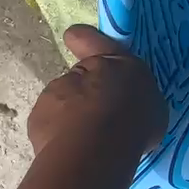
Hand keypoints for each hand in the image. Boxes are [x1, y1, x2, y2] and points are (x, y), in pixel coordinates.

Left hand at [26, 26, 167, 157]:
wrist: (96, 147)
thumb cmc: (134, 121)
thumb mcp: (151, 104)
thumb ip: (135, 98)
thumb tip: (128, 107)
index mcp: (116, 61)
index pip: (93, 39)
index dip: (84, 39)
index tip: (74, 38)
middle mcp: (84, 70)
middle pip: (80, 77)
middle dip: (86, 93)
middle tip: (100, 118)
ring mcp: (56, 91)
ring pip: (63, 103)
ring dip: (71, 117)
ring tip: (85, 141)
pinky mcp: (37, 116)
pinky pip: (49, 124)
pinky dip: (57, 135)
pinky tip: (70, 150)